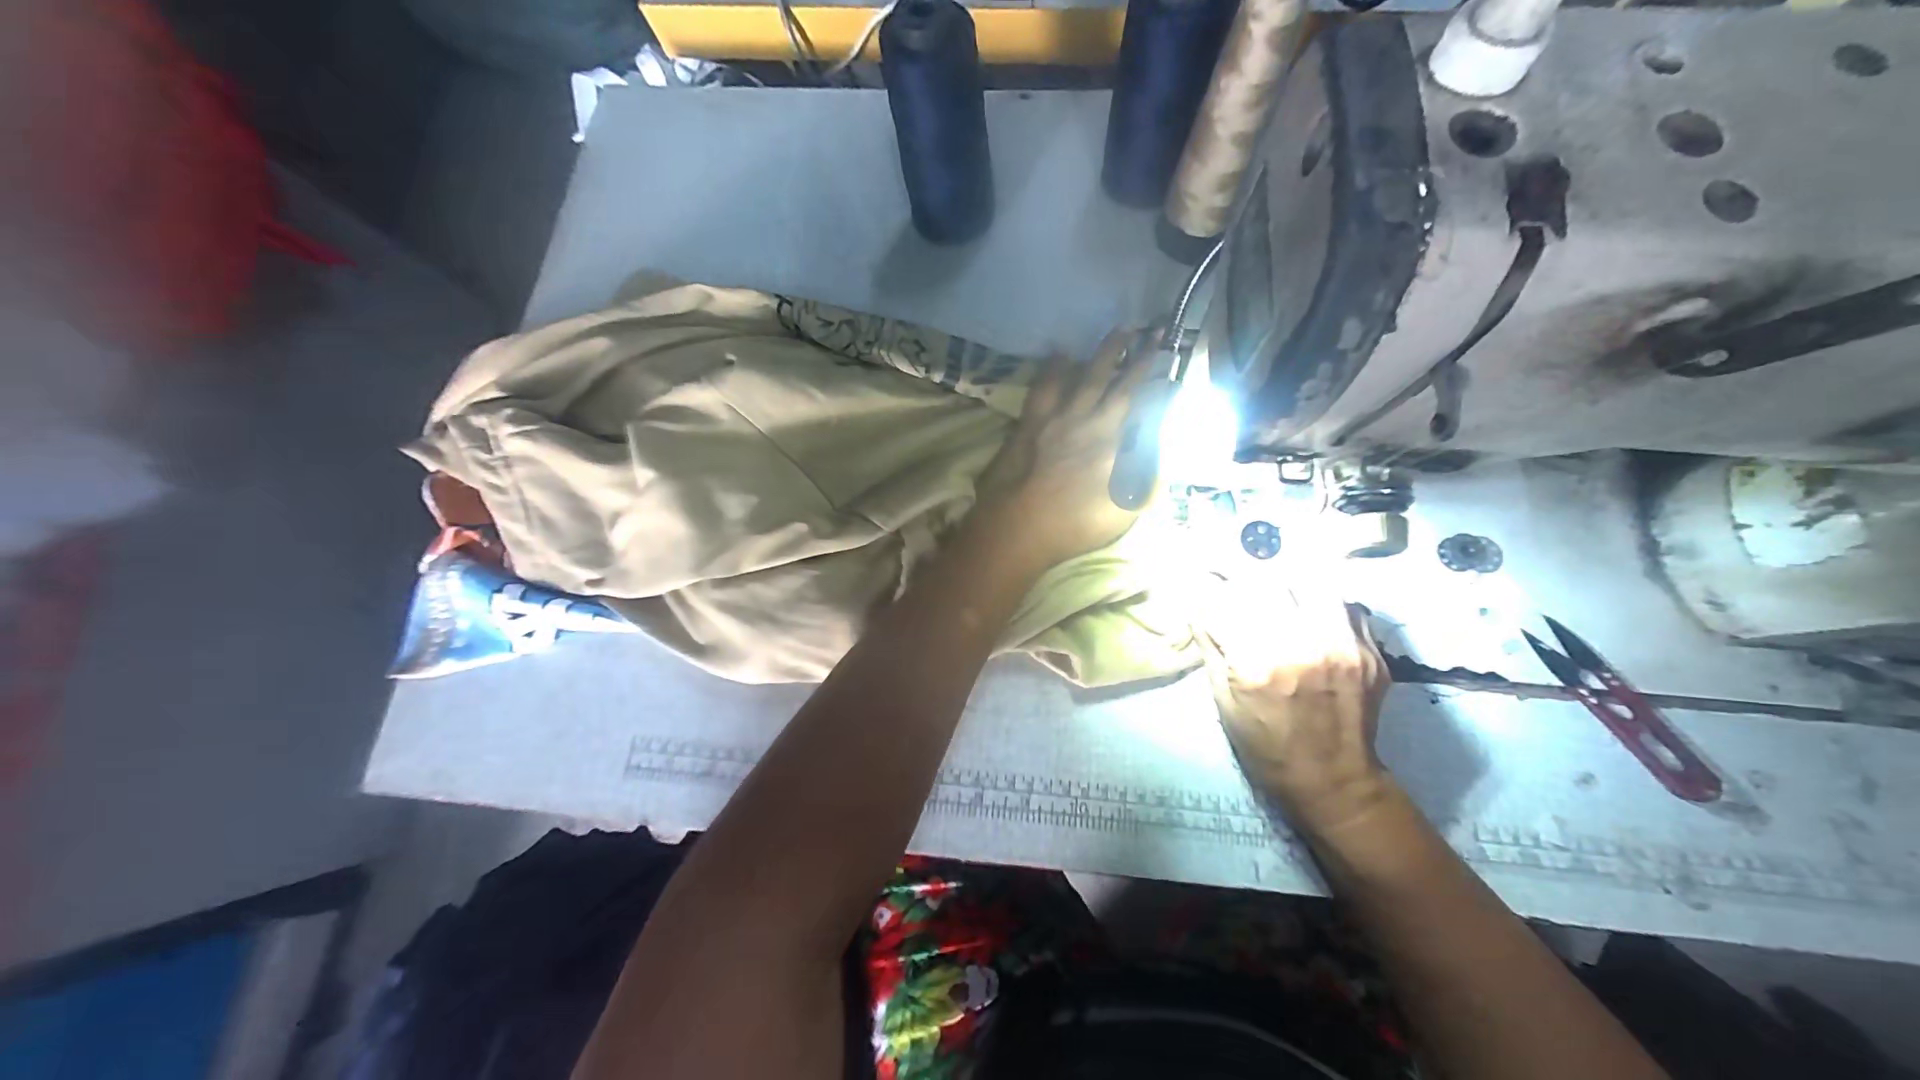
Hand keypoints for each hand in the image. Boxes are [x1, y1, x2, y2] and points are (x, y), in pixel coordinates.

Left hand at [970, 329, 1154, 571]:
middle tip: (1148, 331)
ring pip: (1079, 375)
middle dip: (1133, 354)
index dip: (1160, 382)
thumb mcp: (1124, 509)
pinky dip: (1053, 370)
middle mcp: (1086, 420)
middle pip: (1113, 379)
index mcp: (1112, 440)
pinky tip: (1058, 358)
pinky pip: (1043, 388)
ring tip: (1115, 334)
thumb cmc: (1075, 524)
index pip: (1143, 401)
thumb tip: (1161, 452)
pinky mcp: (1029, 425)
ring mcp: (1054, 420)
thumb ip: (1147, 479)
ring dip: (1099, 354)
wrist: (1017, 526)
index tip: (1174, 363)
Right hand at [1198, 584, 1394, 834]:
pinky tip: (1312, 619)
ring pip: (1308, 582)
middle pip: (1264, 582)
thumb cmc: (1264, 745)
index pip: (1221, 601)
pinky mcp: (1368, 651)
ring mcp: (1341, 647)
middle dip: (1244, 583)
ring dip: (1286, 586)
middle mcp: (1300, 647)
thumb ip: (1211, 645)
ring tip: (1280, 599)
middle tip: (1240, 594)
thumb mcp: (1221, 699)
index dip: (1207, 591)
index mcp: (1256, 665)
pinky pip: (1343, 604)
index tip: (1203, 585)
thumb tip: (1199, 603)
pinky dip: (1321, 604)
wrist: (1332, 779)